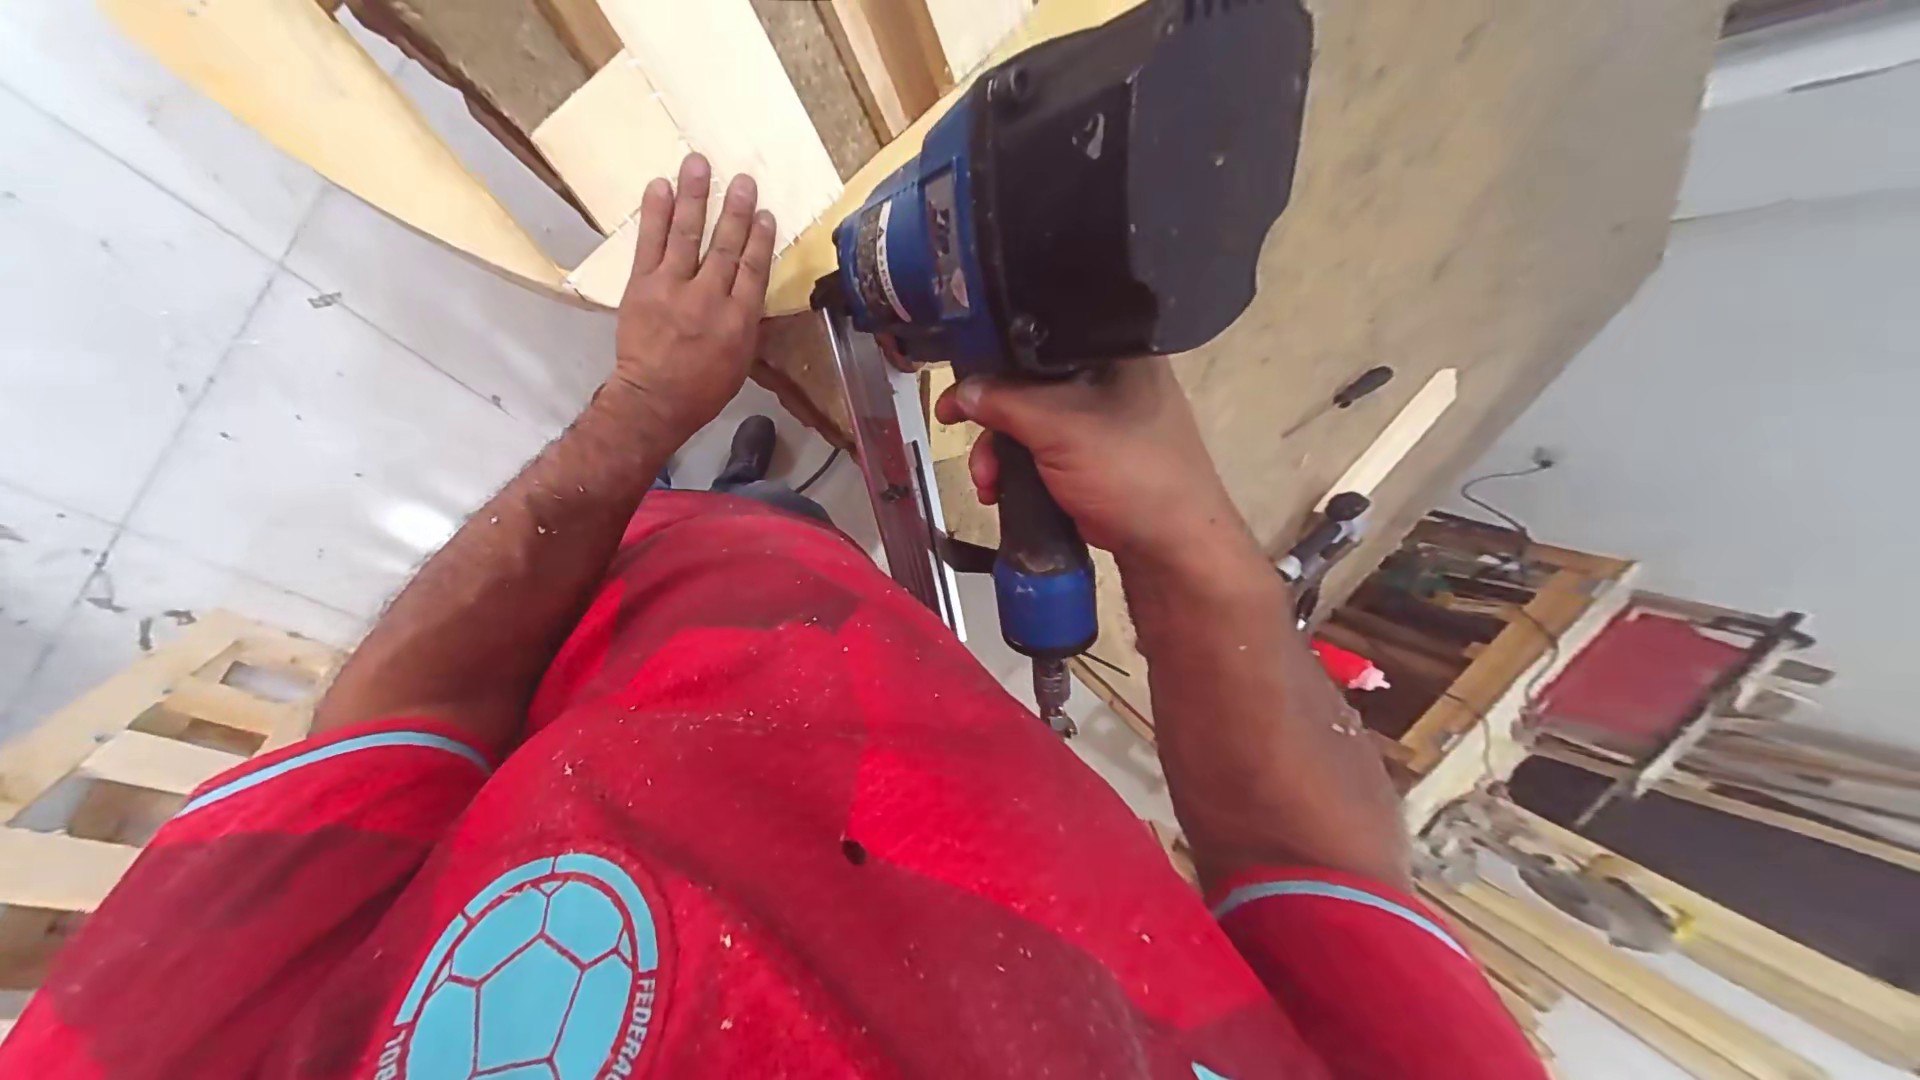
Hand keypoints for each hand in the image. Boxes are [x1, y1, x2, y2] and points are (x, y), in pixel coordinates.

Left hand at [611, 153, 776, 443]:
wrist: (655, 399)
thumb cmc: (704, 389)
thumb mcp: (741, 363)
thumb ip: (748, 326)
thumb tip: (754, 300)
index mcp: (740, 319)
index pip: (753, 270)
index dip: (761, 239)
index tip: (767, 215)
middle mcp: (710, 297)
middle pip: (726, 246)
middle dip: (737, 210)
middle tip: (744, 180)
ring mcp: (674, 287)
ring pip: (689, 234)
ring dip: (696, 196)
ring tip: (700, 163)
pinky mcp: (642, 284)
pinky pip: (650, 242)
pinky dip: (656, 213)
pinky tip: (661, 186)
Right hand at [933, 357, 1251, 565]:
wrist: (1167, 543)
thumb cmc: (1126, 468)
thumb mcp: (1060, 425)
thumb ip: (1005, 402)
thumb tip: (961, 391)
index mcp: (1112, 353)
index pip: (1038, 341)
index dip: (992, 361)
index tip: (959, 391)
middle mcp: (1106, 382)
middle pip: (1026, 390)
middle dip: (991, 428)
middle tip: (966, 444)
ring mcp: (1098, 425)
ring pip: (1028, 428)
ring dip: (998, 457)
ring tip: (988, 486)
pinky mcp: (1088, 462)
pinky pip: (1039, 456)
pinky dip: (1015, 473)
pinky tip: (999, 493)